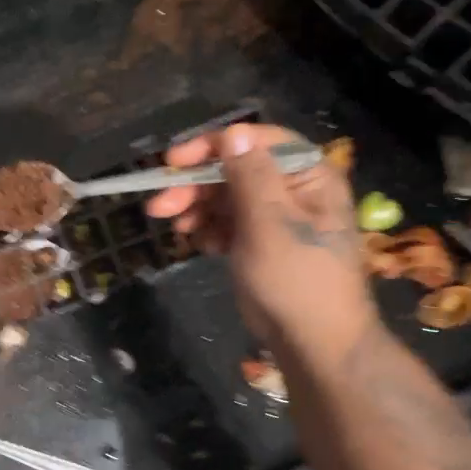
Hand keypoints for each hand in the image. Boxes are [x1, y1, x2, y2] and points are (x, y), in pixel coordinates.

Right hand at [146, 124, 376, 349]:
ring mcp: (275, 219)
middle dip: (195, 186)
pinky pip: (226, 225)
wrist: (312, 337)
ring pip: (225, 200)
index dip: (213, 147)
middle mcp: (292, 191)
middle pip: (234, 173)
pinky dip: (207, 230)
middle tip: (159, 207)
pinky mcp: (258, 244)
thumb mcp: (270, 224)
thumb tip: (233, 132)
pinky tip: (198, 244)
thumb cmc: (296, 279)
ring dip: (197, 209)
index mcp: (308, 176)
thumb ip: (250, 177)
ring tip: (177, 228)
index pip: (257, 143)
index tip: (171, 162)